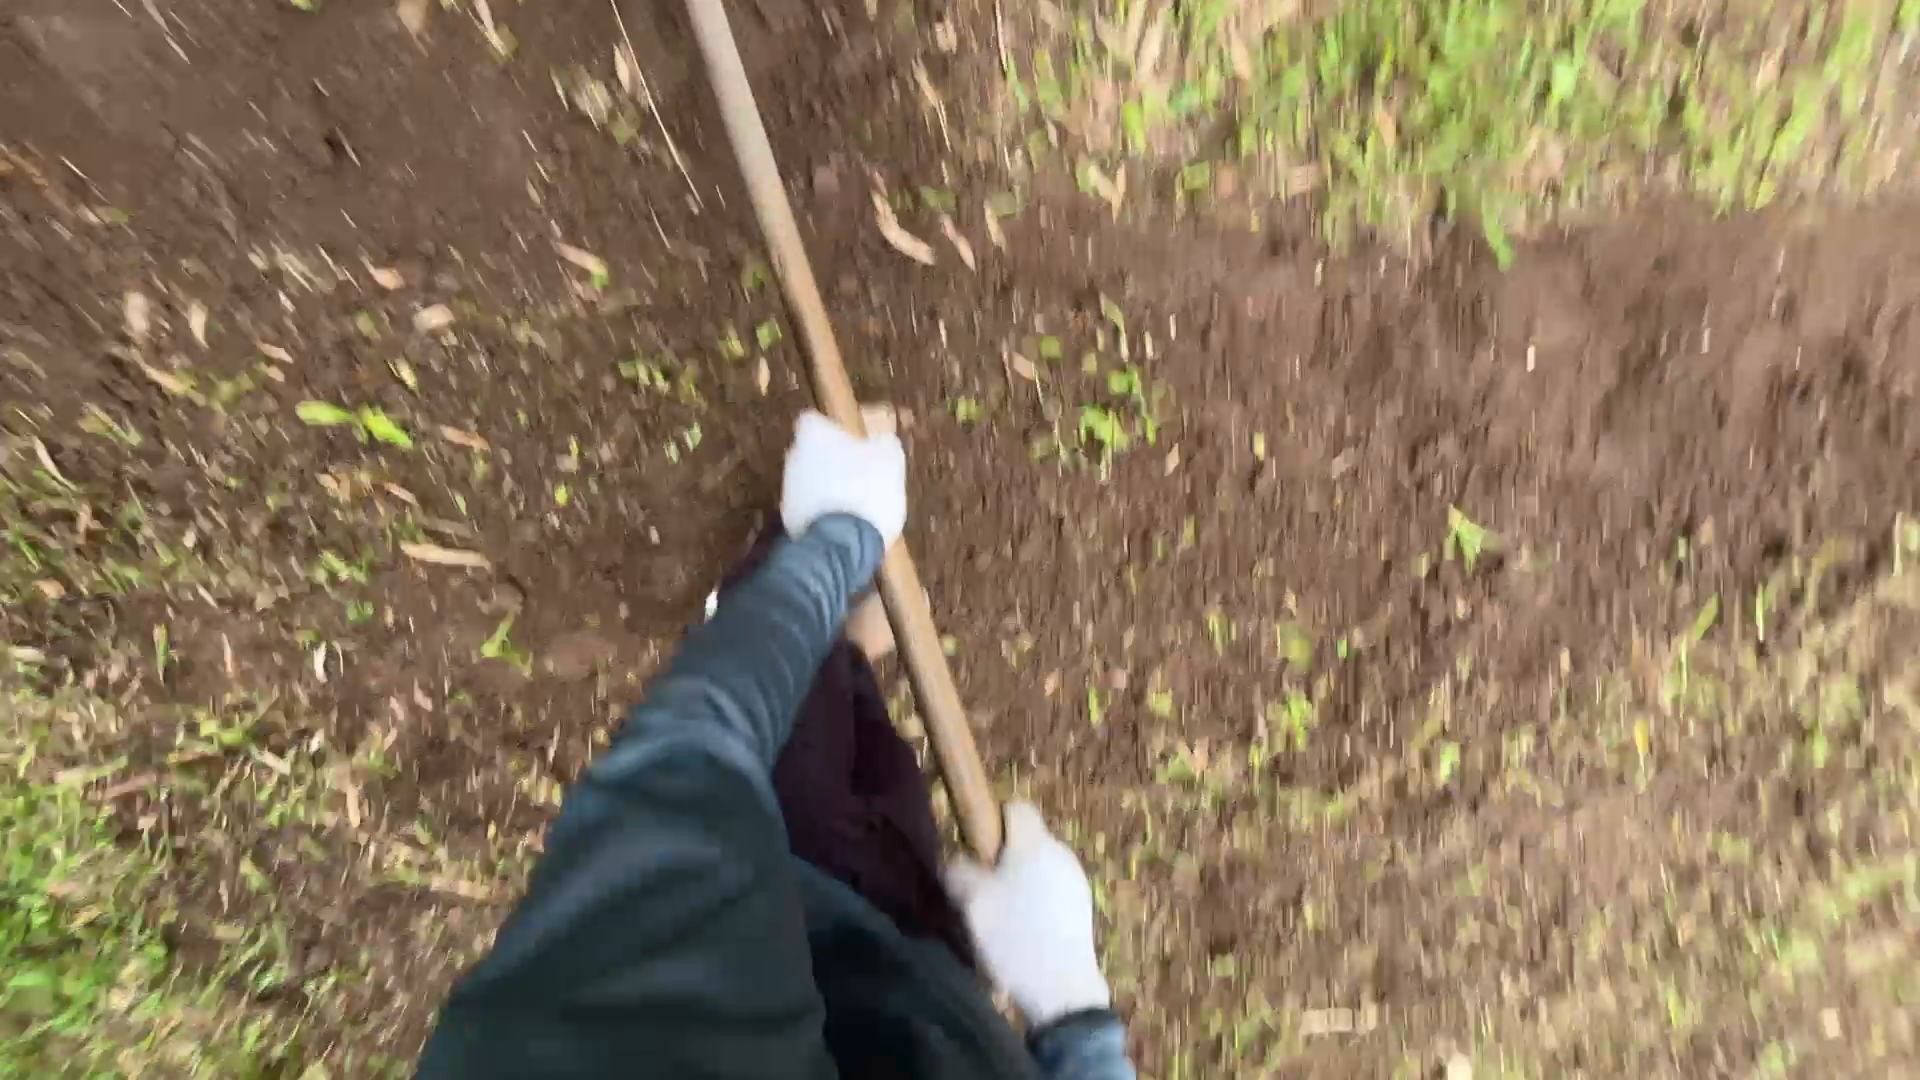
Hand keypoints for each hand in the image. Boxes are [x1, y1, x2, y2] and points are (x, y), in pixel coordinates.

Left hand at [780, 410, 906, 545]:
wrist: (843, 544)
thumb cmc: (868, 493)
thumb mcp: (890, 462)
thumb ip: (885, 445)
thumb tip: (883, 441)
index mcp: (814, 438)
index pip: (813, 422)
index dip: (830, 430)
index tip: (847, 441)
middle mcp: (793, 459)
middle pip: (809, 453)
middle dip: (828, 461)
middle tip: (855, 473)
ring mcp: (788, 491)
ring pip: (807, 482)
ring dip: (825, 489)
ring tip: (852, 504)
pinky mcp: (789, 522)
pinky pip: (807, 510)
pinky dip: (821, 514)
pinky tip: (843, 525)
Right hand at [946, 802, 1110, 1028]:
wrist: (1062, 990)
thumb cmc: (1014, 936)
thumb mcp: (972, 902)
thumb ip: (958, 869)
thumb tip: (956, 859)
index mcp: (1033, 842)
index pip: (1016, 806)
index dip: (994, 820)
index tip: (980, 848)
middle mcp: (1059, 851)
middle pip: (1027, 838)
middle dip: (1005, 856)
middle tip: (986, 889)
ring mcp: (1075, 878)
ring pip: (1039, 865)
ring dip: (1021, 880)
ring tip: (1005, 916)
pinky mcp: (1083, 904)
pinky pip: (1053, 888)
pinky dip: (1038, 900)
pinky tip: (1027, 932)